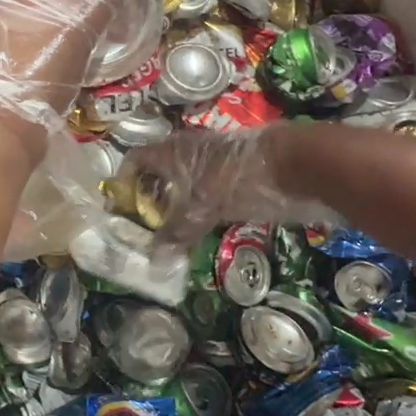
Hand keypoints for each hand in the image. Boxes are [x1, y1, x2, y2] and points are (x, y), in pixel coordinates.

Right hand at [125, 124, 337, 243]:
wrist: (296, 163)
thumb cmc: (239, 179)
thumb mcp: (202, 210)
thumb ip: (176, 233)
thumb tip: (153, 263)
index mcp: (171, 151)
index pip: (135, 159)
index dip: (123, 181)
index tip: (119, 209)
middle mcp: (188, 152)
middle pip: (158, 173)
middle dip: (150, 199)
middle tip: (143, 229)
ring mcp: (214, 162)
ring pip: (185, 184)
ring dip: (176, 206)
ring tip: (170, 235)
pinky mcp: (236, 174)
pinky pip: (207, 192)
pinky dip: (200, 209)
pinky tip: (203, 229)